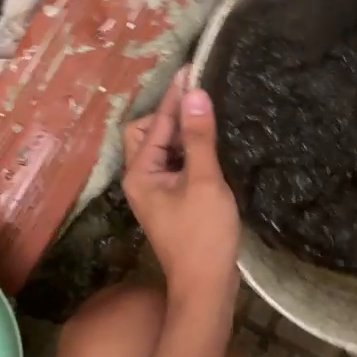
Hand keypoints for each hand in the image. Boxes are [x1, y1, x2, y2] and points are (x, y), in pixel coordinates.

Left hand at [121, 70, 241, 317]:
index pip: (157, 122)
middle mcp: (143, 178)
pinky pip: (179, 162)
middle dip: (174, 113)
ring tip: (212, 114)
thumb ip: (199, 137)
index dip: (176, 96)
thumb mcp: (204, 181)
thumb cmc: (203, 235)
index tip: (195, 69)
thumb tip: (195, 94)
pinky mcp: (175, 199)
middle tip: (204, 98)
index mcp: (141, 172)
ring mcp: (158, 190)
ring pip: (166, 147)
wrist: (206, 287)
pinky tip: (214, 143)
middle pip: (151, 131)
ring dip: (185, 130)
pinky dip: (193, 149)